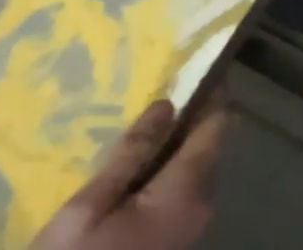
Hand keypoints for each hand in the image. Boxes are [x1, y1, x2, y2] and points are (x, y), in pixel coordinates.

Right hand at [31, 99, 227, 249]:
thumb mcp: (86, 210)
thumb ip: (130, 155)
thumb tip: (166, 105)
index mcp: (188, 188)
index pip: (216, 126)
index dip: (212, 97)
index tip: (201, 69)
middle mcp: (204, 200)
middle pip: (212, 144)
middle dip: (195, 118)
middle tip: (167, 94)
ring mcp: (194, 221)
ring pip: (201, 166)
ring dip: (182, 144)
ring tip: (150, 125)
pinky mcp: (179, 235)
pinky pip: (187, 188)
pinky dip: (173, 168)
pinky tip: (142, 166)